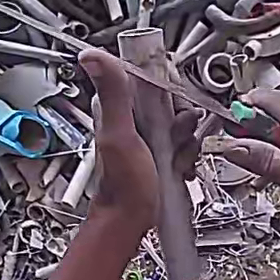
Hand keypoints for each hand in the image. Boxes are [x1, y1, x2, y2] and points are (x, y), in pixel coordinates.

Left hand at [78, 49, 199, 233]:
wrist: (129, 222)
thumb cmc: (122, 186)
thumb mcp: (119, 135)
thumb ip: (113, 95)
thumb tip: (91, 56)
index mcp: (119, 107)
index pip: (152, 77)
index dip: (170, 91)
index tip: (172, 113)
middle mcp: (132, 118)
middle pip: (173, 102)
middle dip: (182, 122)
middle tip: (173, 141)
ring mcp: (147, 137)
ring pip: (182, 124)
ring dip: (186, 143)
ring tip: (173, 160)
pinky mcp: (159, 153)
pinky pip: (184, 144)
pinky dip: (187, 156)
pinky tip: (178, 168)